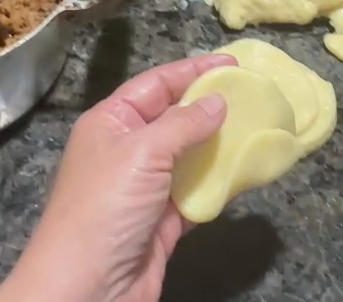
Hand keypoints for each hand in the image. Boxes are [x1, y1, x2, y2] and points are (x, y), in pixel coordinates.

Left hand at [0, 54, 236, 301]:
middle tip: (251, 95)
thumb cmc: (105, 207)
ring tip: (256, 130)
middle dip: (210, 106)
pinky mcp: (163, 222)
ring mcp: (145, 187)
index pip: (156, 83)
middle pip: (174, 117)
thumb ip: (183, 124)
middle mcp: (127, 149)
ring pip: (188, 155)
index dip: (192, 71)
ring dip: (219, 145)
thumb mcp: (142, 152)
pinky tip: (243, 173)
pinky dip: (218, 184)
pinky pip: (195, 193)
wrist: (85, 292)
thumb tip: (219, 101)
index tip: (232, 64)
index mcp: (111, 121)